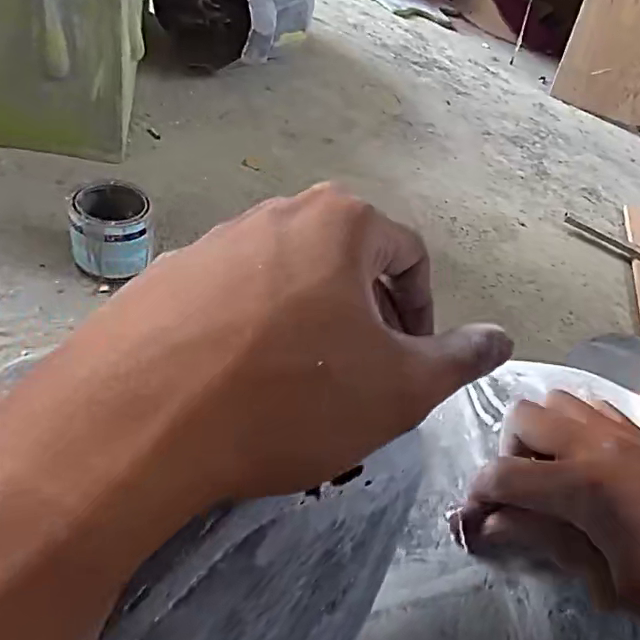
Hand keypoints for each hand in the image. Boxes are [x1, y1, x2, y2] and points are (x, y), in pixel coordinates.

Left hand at [11, 183, 511, 507]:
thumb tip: (500, 338)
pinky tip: (233, 386)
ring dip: (306, 327)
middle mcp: (274, 215)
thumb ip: (458, 359)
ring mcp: (210, 244)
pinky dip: (247, 334)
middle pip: (343, 263)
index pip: (408, 254)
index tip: (411, 362)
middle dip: (364, 318)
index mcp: (339, 223)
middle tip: (359, 377)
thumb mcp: (398, 389)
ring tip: (296, 389)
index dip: (423, 312)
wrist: (140, 424)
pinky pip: (228, 302)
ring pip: (284, 283)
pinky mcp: (161, 280)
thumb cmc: (290, 399)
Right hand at [454, 391, 639, 639]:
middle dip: (507, 451)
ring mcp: (622, 432)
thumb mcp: (604, 577)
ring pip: (555, 399)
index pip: (504, 474)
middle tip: (521, 491)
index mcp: (583, 484)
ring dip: (540, 430)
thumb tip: (490, 524)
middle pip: (521, 416)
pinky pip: (591, 404)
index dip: (478, 494)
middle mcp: (596, 443)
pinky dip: (573, 422)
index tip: (474, 516)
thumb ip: (544, 539)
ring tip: (551, 472)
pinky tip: (585, 461)